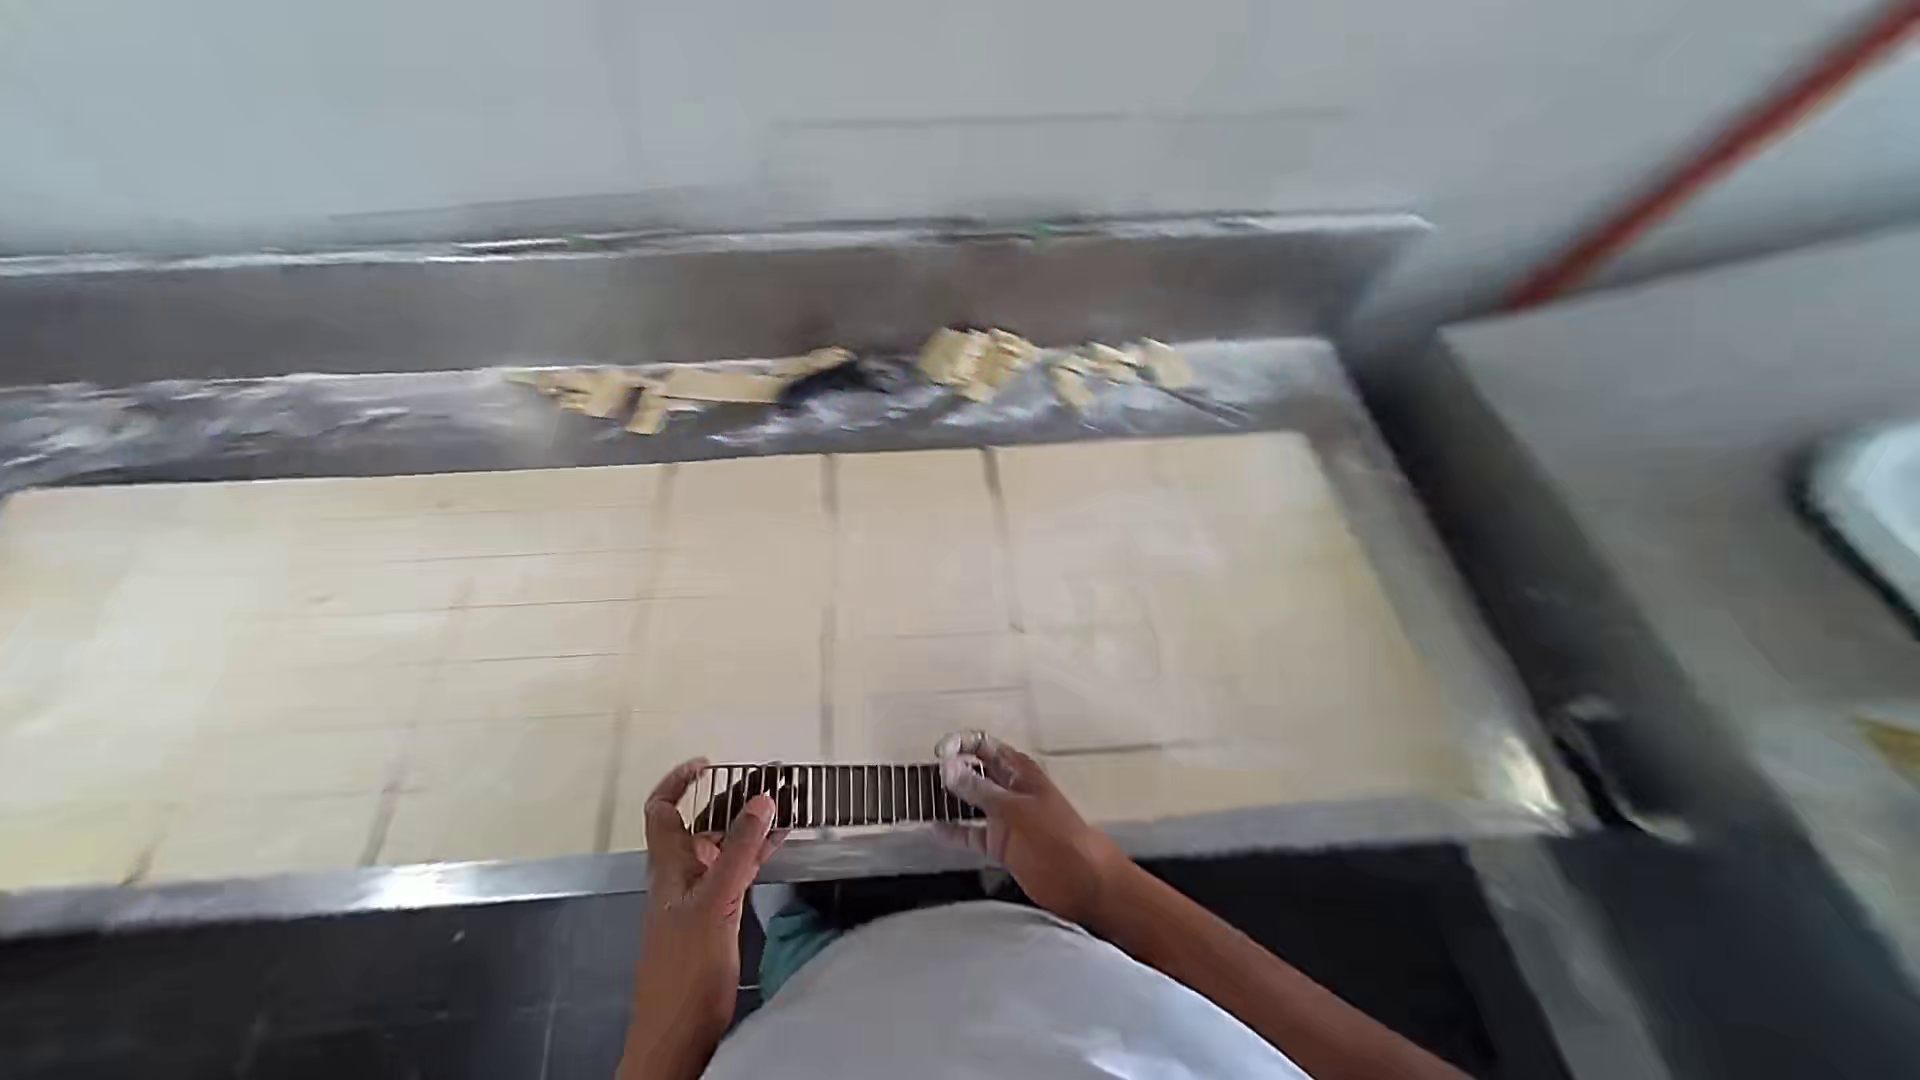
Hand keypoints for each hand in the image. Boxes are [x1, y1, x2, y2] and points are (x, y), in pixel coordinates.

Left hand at [627, 759, 784, 1063]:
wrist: (677, 1037)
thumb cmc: (684, 972)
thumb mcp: (714, 902)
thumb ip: (738, 850)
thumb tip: (761, 801)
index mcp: (670, 868)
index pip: (662, 810)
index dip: (678, 781)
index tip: (707, 763)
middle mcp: (683, 875)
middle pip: (700, 823)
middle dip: (730, 798)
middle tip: (765, 780)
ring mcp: (700, 896)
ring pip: (723, 846)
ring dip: (748, 825)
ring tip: (780, 804)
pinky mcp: (717, 915)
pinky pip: (738, 870)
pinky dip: (757, 852)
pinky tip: (779, 843)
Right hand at [935, 731, 1131, 926]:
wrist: (1082, 882)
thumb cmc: (1056, 839)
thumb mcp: (1013, 810)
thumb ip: (979, 790)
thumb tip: (949, 768)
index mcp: (1020, 771)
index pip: (985, 746)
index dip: (961, 744)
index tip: (940, 753)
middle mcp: (1011, 790)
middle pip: (976, 771)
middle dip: (952, 768)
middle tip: (926, 773)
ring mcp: (1006, 818)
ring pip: (971, 801)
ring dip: (950, 798)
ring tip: (923, 796)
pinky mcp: (1002, 844)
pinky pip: (972, 833)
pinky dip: (955, 830)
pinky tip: (935, 829)